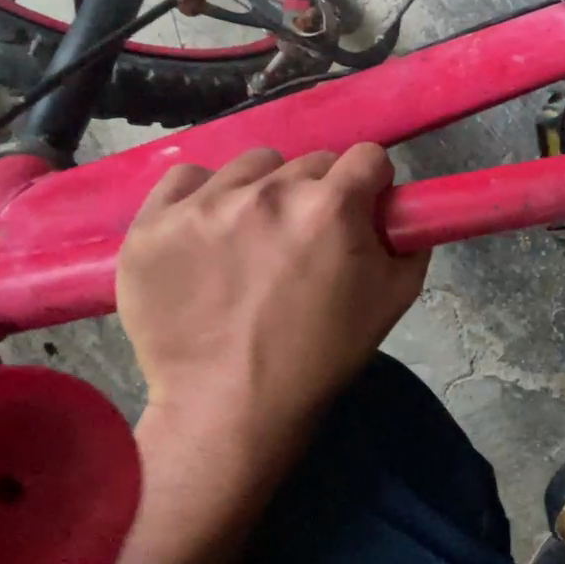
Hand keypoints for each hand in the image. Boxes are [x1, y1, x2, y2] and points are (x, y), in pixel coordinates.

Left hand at [116, 144, 429, 453]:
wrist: (231, 407)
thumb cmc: (322, 355)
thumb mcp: (396, 297)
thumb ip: (410, 240)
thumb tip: (397, 210)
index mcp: (332, 206)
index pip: (367, 156)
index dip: (372, 183)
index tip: (362, 209)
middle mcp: (270, 192)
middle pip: (311, 161)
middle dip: (320, 191)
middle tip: (308, 237)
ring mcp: (205, 205)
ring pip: (252, 166)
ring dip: (264, 190)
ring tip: (254, 237)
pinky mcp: (154, 224)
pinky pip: (186, 179)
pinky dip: (202, 197)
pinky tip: (208, 231)